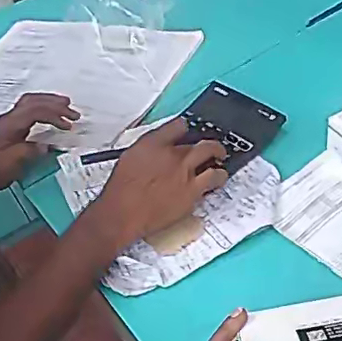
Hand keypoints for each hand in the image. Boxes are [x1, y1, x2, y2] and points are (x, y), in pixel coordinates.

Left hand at [0, 92, 77, 188]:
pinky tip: (51, 115)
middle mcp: (9, 118)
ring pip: (31, 102)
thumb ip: (31, 151)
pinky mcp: (12, 126)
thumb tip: (46, 146)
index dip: (53, 115)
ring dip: (49, 103)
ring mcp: (10, 120)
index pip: (34, 111)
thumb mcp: (14, 162)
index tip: (67, 125)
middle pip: (33, 101)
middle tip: (72, 111)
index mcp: (10, 124)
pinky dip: (43, 109)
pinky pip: (29, 109)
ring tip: (66, 107)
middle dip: (54, 103)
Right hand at [82, 120, 227, 249]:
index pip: (179, 126)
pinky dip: (211, 186)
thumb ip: (148, 149)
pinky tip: (209, 188)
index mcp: (155, 144)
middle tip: (216, 150)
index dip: (185, 128)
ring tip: (220, 171)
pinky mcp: (191, 197)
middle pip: (204, 145)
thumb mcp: (129, 157)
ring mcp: (186, 178)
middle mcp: (174, 158)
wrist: (123, 213)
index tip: (187, 131)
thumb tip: (158, 148)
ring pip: (214, 168)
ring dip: (219, 168)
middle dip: (213, 147)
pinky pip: (209, 187)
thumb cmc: (121, 189)